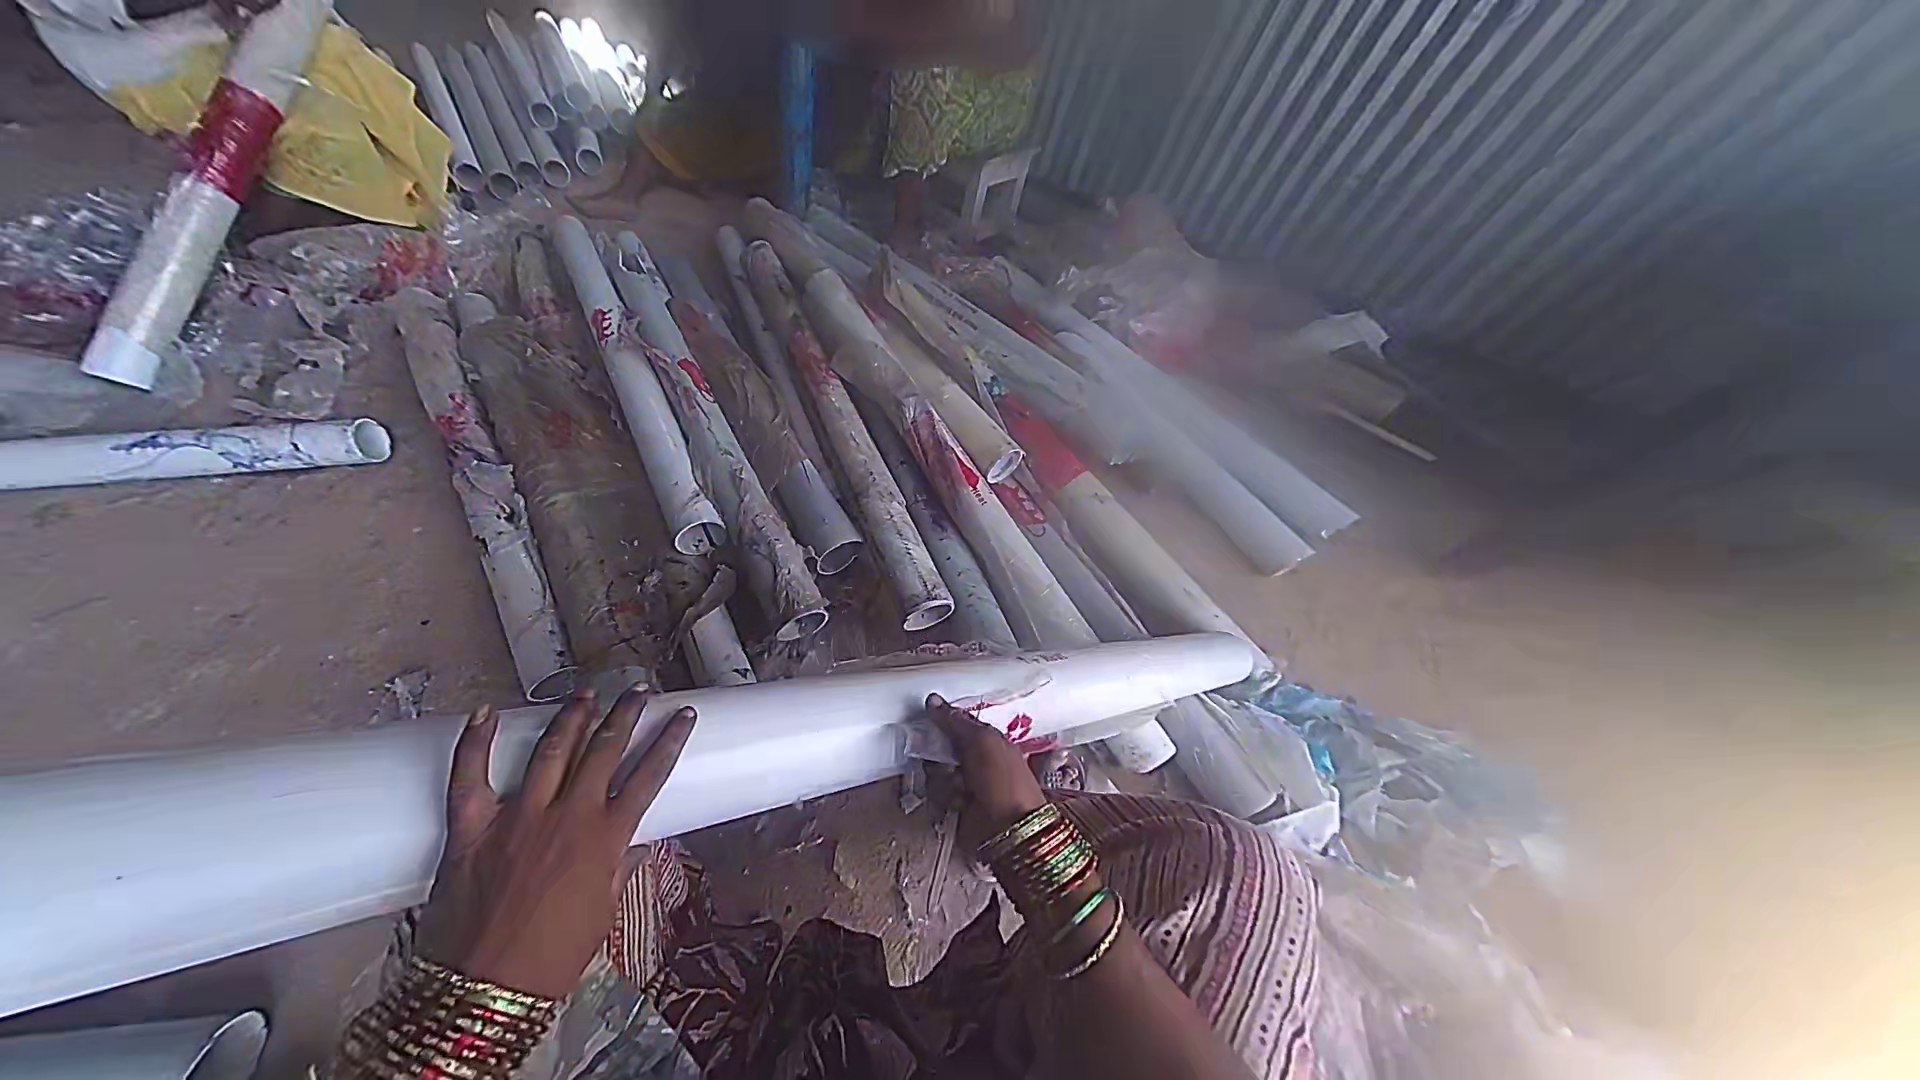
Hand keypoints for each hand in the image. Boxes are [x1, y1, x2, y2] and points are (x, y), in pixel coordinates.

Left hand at [417, 686, 696, 998]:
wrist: (482, 992)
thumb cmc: (553, 958)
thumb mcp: (603, 911)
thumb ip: (621, 868)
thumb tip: (639, 845)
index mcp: (605, 837)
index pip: (649, 774)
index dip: (670, 741)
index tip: (684, 716)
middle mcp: (567, 817)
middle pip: (604, 750)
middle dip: (626, 714)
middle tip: (638, 691)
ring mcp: (518, 818)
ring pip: (551, 751)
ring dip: (572, 717)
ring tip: (587, 693)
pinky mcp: (472, 830)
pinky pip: (469, 778)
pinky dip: (475, 743)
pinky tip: (486, 713)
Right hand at [927, 693, 1046, 851]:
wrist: (1011, 828)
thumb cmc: (1001, 778)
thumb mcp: (981, 742)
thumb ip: (956, 722)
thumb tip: (932, 699)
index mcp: (988, 739)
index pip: (957, 723)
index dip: (943, 720)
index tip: (927, 716)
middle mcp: (976, 758)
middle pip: (941, 746)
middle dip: (939, 753)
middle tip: (949, 760)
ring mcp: (966, 782)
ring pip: (936, 771)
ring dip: (946, 780)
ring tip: (962, 788)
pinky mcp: (957, 805)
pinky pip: (938, 794)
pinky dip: (948, 798)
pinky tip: (962, 803)